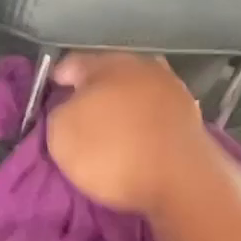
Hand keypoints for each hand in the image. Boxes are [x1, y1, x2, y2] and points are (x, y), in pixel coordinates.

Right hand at [45, 53, 224, 216]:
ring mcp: (170, 87)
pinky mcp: (188, 114)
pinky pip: (156, 114)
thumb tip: (67, 108)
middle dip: (94, 92)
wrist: (177, 177)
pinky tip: (140, 140)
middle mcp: (140, 65)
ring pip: (136, 91)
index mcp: (105, 64)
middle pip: (109, 74)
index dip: (58, 80)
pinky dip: (145, 123)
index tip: (51, 95)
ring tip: (113, 129)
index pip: (72, 64)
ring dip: (123, 106)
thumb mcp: (62, 135)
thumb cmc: (111, 152)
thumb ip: (58, 113)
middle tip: (82, 116)